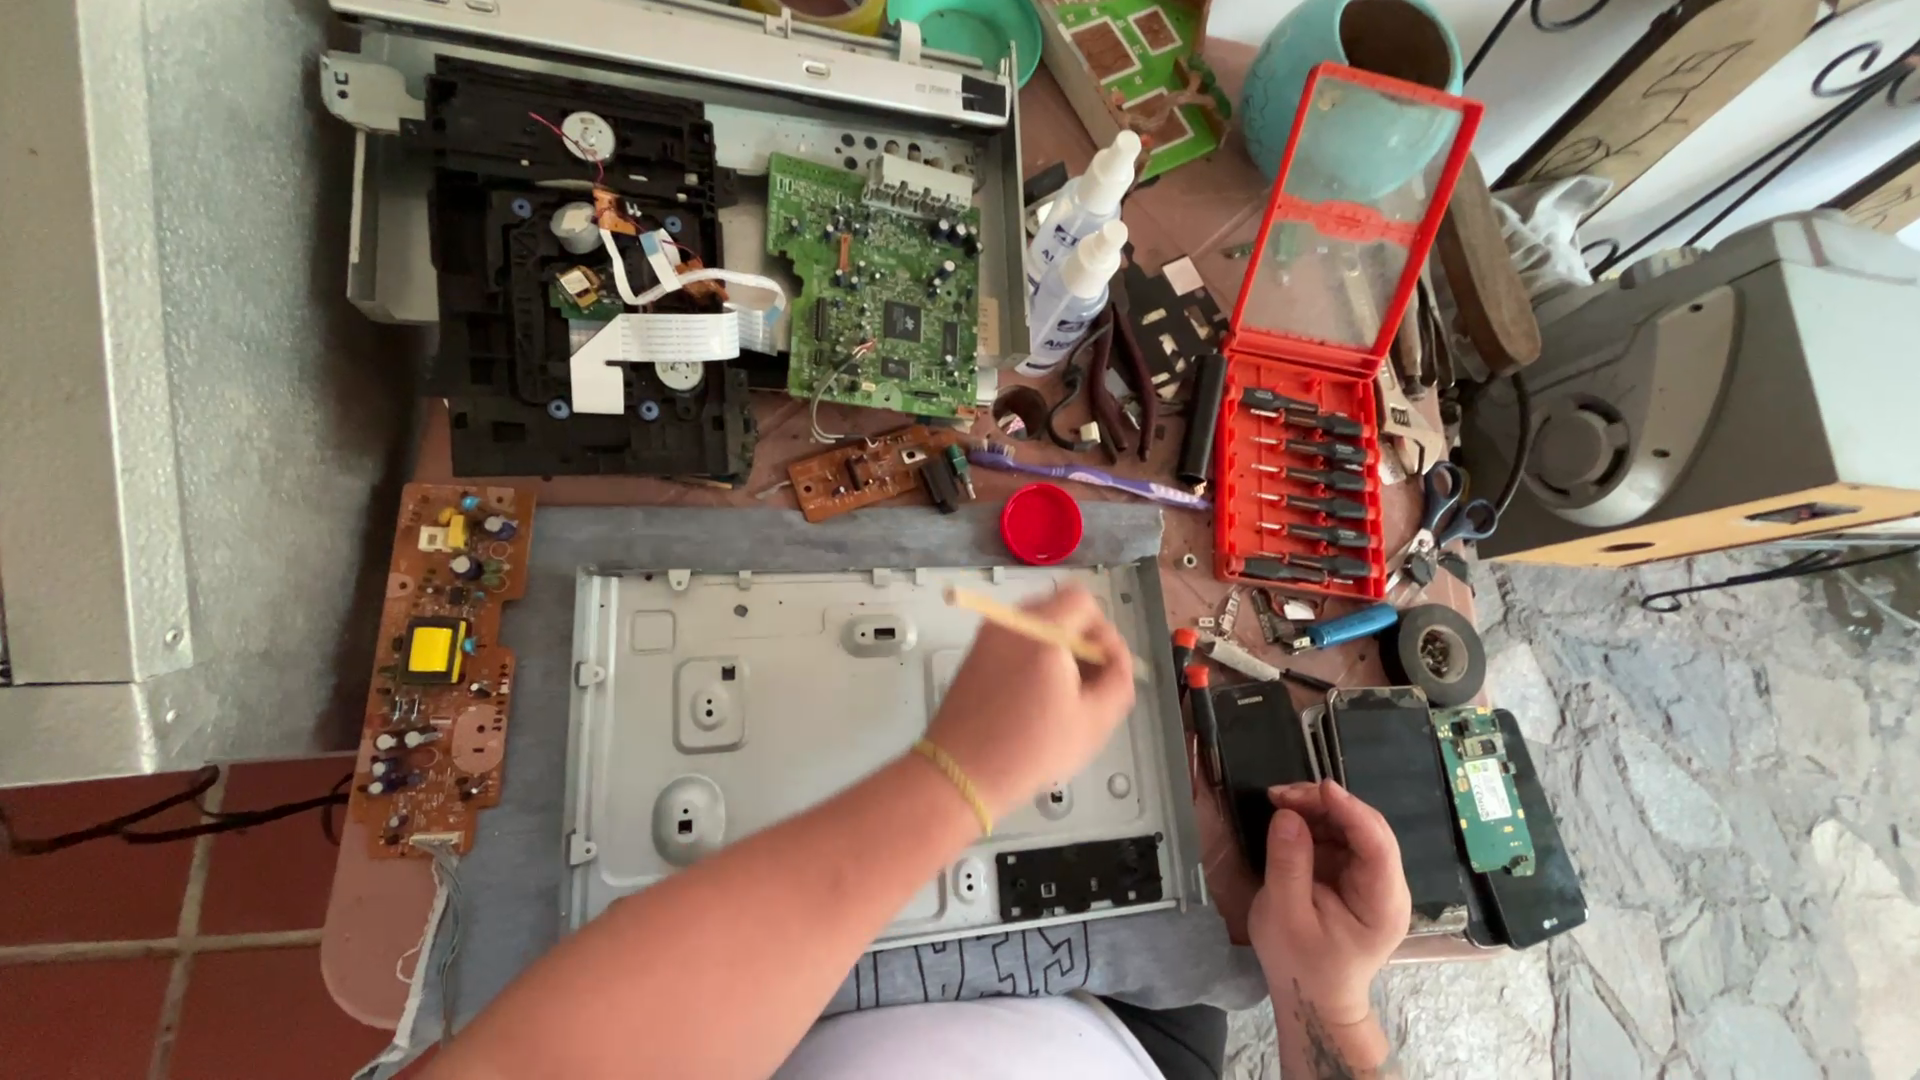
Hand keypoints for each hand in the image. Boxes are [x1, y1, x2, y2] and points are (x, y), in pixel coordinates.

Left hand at [924, 586, 1134, 816]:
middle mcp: (1010, 623)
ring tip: (1066, 694)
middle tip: (1092, 682)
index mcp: (1040, 630)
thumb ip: (1119, 680)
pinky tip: (1039, 697)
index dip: (1104, 632)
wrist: (961, 774)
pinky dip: (1034, 657)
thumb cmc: (1027, 751)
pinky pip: (1015, 641)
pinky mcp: (975, 655)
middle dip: (1083, 641)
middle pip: (1059, 609)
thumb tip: (1118, 662)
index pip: (1083, 601)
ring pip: (1038, 626)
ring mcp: (987, 637)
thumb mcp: (1093, 721)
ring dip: (1059, 650)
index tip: (1108, 667)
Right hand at [1247, 781, 1410, 1024]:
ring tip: (1277, 800)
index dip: (1351, 811)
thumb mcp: (1284, 914)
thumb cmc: (1299, 962)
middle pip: (1367, 828)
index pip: (1377, 845)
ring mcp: (1370, 877)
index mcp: (1382, 903)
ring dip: (1316, 807)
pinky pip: (1337, 834)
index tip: (1319, 788)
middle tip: (1279, 794)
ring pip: (1351, 825)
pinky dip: (1312, 819)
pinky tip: (1287, 815)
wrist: (1311, 995)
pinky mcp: (1351, 872)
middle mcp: (1385, 885)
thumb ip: (1288, 864)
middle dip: (1326, 803)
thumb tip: (1287, 814)